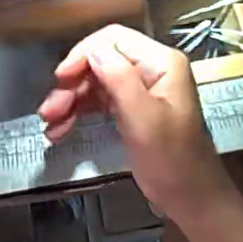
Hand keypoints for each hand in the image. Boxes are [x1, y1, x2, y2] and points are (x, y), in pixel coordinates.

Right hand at [36, 25, 236, 225]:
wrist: (192, 200)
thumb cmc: (173, 160)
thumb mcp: (145, 119)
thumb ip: (120, 80)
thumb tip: (92, 49)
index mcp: (161, 62)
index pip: (114, 40)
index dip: (83, 54)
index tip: (60, 78)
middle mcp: (151, 68)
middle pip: (101, 61)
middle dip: (73, 83)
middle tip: (50, 110)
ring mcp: (141, 89)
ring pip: (96, 81)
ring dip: (71, 100)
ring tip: (51, 124)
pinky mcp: (131, 108)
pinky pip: (99, 100)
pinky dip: (79, 112)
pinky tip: (61, 130)